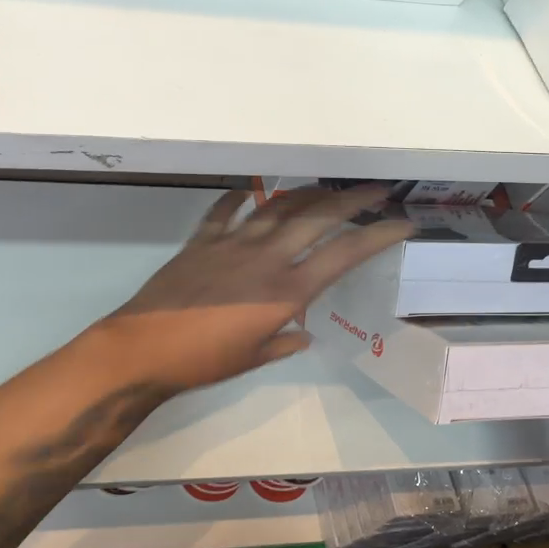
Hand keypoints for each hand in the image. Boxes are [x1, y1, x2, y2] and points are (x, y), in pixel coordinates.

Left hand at [90, 187, 415, 390]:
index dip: (377, 236)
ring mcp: (231, 243)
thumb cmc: (204, 361)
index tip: (402, 223)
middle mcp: (265, 258)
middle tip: (375, 186)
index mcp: (286, 291)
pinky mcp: (201, 240)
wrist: (146, 347)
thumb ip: (282, 341)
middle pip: (317, 218)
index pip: (343, 256)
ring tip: (324, 186)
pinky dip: (239, 198)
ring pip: (277, 206)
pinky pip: (224, 210)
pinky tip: (249, 191)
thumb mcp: (252, 358)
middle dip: (352, 199)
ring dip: (305, 192)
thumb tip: (303, 332)